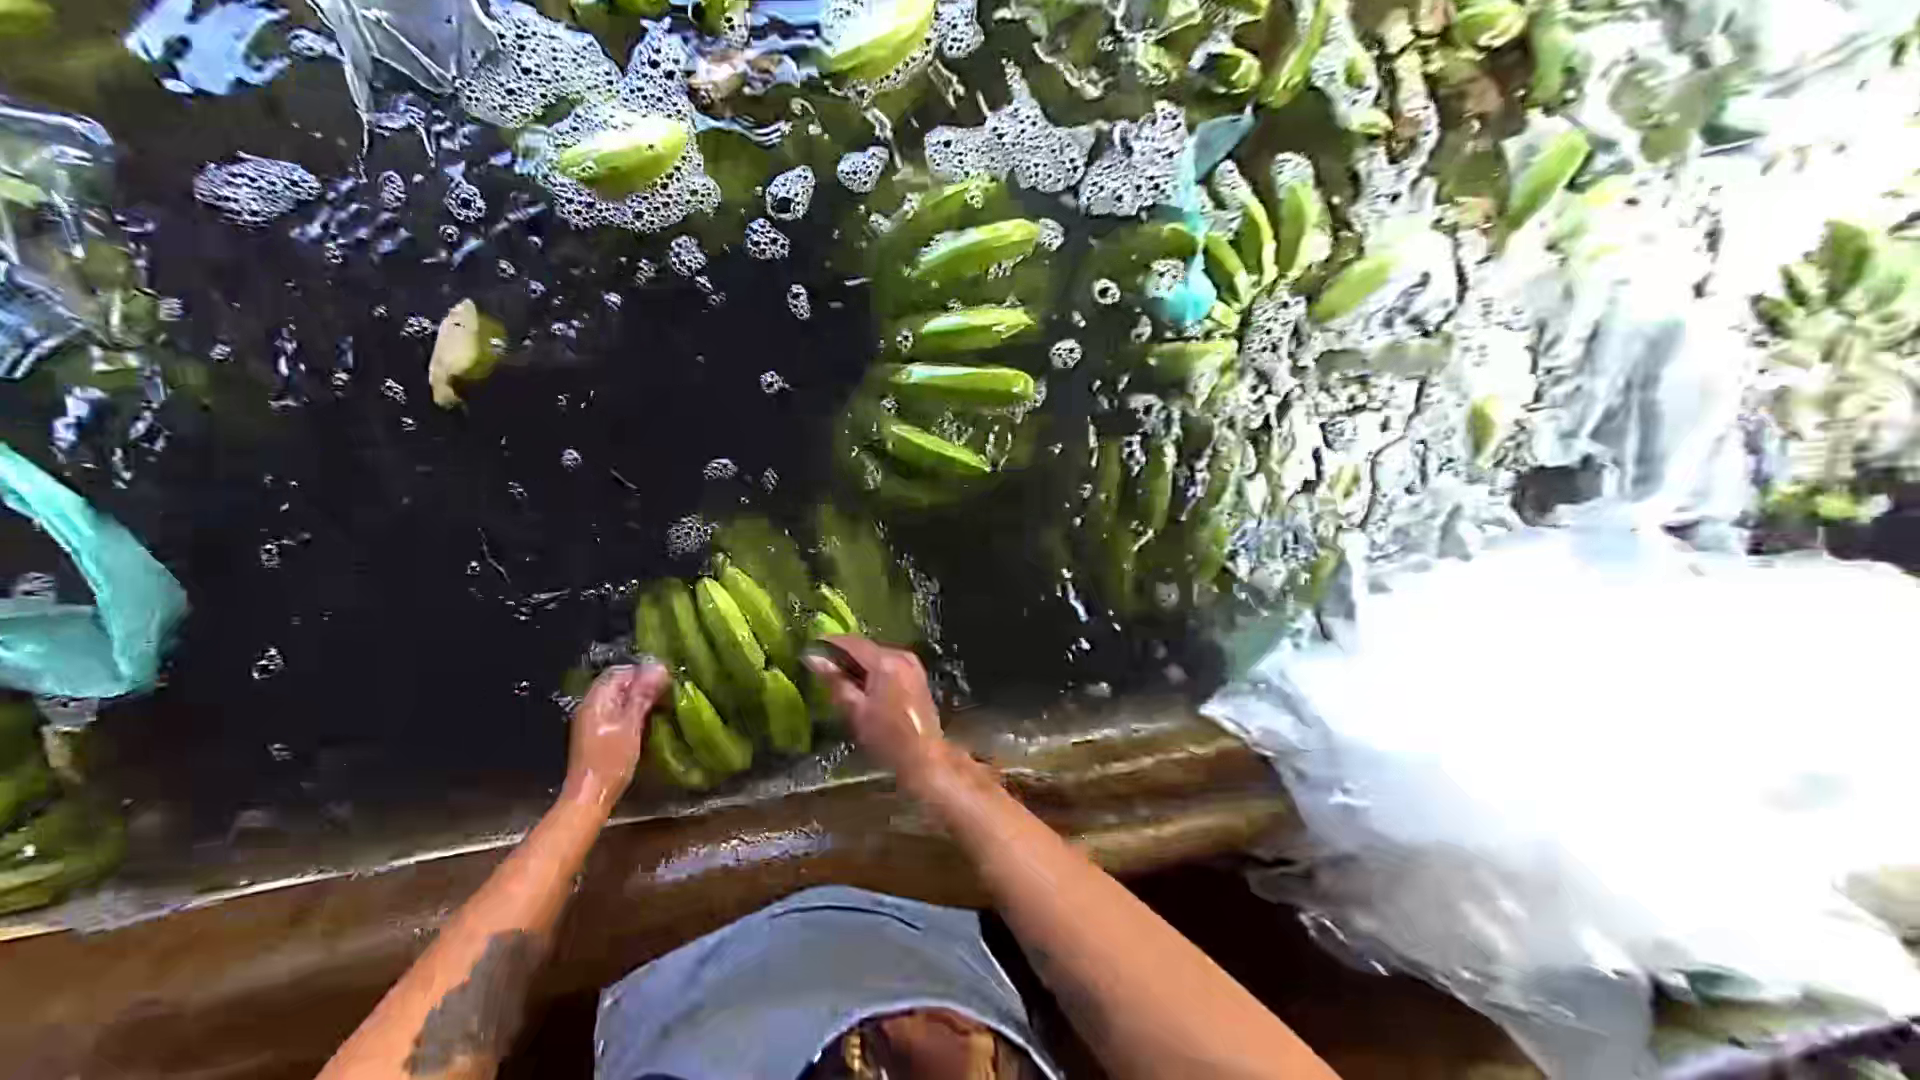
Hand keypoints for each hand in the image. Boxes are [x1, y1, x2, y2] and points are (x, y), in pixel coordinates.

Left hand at [563, 662, 669, 812]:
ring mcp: (592, 721)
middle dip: (642, 684)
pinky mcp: (596, 734)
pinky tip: (646, 720)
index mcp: (596, 701)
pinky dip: (632, 711)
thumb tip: (659, 668)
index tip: (666, 678)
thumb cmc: (611, 760)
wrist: (590, 796)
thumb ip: (642, 696)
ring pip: (617, 699)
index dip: (643, 671)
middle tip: (667, 692)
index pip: (619, 672)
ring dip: (638, 699)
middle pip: (618, 684)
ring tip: (661, 704)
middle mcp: (590, 706)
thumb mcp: (631, 726)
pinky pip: (615, 712)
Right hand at [804, 636, 955, 792]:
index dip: (829, 644)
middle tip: (821, 667)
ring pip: (876, 655)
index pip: (852, 643)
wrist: (923, 757)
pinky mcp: (916, 675)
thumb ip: (834, 681)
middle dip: (843, 655)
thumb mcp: (855, 711)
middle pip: (865, 647)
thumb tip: (813, 658)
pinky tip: (861, 685)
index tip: (810, 649)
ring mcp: (912, 664)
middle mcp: (902, 656)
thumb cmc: (887, 738)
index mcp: (886, 662)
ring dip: (857, 663)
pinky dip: (873, 670)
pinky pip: (888, 664)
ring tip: (837, 678)